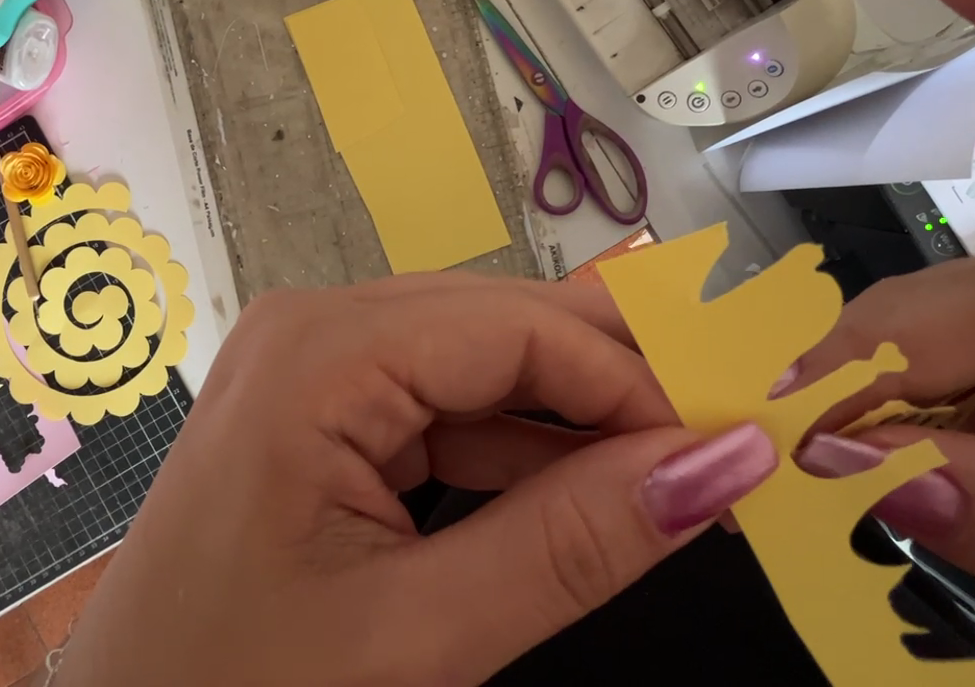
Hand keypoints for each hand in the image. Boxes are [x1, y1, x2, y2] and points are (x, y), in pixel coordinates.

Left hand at [58, 276, 778, 685]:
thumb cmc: (244, 686)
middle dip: (605, 376)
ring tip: (667, 459)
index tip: (730, 434)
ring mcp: (310, 361)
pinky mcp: (317, 405)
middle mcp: (313, 326)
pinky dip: (509, 442)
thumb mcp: (419, 632)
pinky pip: (434, 402)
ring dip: (566, 414)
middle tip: (721, 422)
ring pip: (471, 361)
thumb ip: (574, 543)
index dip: (627, 374)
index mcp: (319, 350)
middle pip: (491, 325)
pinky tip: (577, 483)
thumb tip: (723, 461)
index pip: (509, 326)